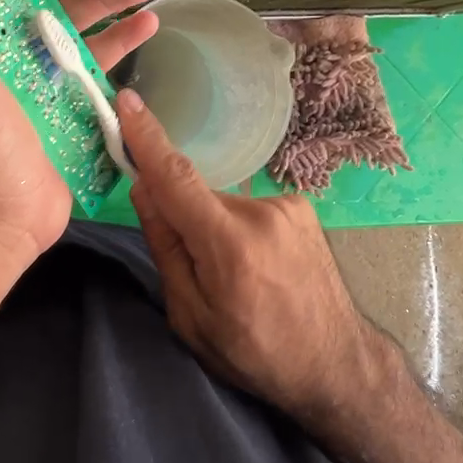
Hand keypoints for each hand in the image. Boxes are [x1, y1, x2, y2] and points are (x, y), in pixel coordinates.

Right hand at [119, 89, 396, 421]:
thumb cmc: (255, 354)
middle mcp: (261, 212)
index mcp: (229, 246)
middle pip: (197, 197)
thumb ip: (166, 247)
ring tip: (241, 277)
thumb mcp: (191, 318)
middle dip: (186, 222)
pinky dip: (242, 229)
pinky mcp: (301, 206)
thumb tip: (144, 188)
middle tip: (200, 272)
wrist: (336, 363)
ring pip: (224, 204)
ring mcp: (287, 205)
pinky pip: (250, 208)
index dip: (147, 137)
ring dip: (217, 228)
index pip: (176, 178)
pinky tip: (263, 267)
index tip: (126, 100)